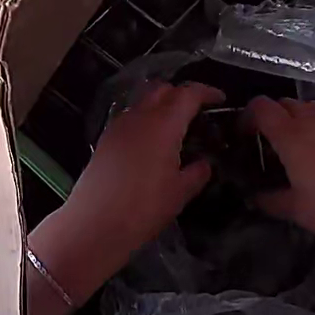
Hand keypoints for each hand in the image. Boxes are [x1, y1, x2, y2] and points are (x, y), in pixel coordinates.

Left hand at [29, 81, 222, 300]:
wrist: (93, 225)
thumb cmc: (144, 208)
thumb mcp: (180, 193)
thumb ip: (197, 173)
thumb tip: (204, 163)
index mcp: (163, 124)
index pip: (188, 94)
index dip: (207, 92)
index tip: (220, 100)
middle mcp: (139, 117)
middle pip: (162, 89)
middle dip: (182, 94)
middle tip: (197, 111)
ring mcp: (118, 126)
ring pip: (143, 101)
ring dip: (162, 105)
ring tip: (176, 127)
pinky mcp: (105, 140)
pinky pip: (130, 117)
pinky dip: (145, 119)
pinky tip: (152, 143)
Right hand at [247, 96, 314, 258]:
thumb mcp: (298, 211)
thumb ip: (272, 200)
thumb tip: (256, 197)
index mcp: (291, 134)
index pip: (261, 107)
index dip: (247, 117)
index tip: (242, 138)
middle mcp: (314, 120)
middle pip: (285, 103)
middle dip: (272, 118)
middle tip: (268, 146)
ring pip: (311, 108)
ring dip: (298, 120)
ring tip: (297, 150)